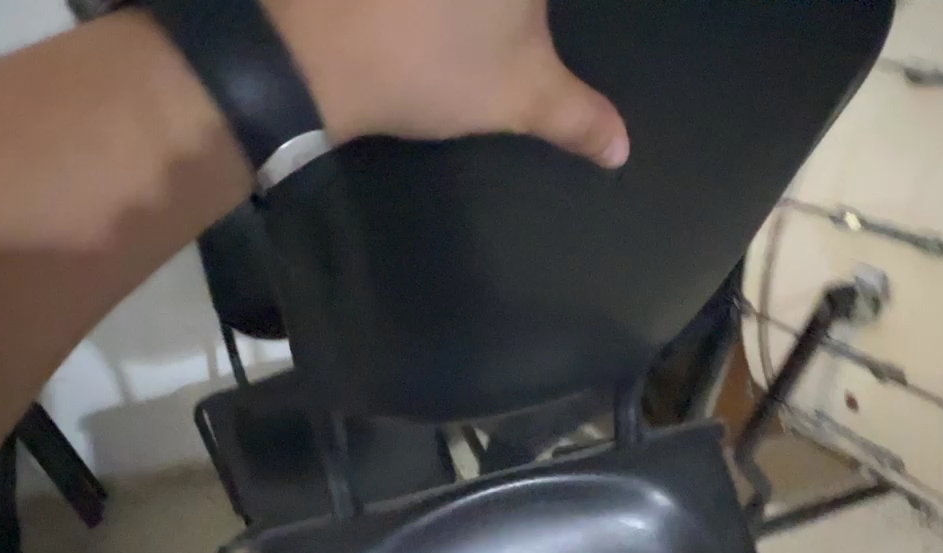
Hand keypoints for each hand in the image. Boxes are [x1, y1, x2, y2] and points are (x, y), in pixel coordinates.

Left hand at [262, 0, 629, 167]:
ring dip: (489, 9)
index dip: (539, 16)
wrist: (320, 53)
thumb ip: (578, 117)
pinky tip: (437, 21)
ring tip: (475, 31)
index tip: (530, 37)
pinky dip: (450, 6)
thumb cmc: (434, 65)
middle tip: (510, 32)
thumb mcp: (521, 97)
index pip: (541, 0)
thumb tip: (622, 148)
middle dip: (519, 12)